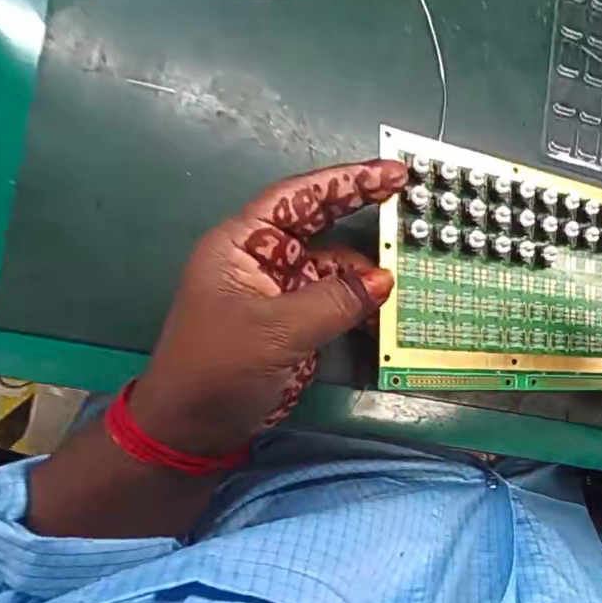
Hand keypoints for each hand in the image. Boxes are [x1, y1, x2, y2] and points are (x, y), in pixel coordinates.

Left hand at [129, 160, 407, 456]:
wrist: (193, 429)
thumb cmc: (218, 370)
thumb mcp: (277, 332)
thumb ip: (334, 302)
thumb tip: (384, 280)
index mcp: (243, 245)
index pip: (298, 199)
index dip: (345, 181)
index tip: (392, 173)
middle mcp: (263, 261)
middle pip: (320, 227)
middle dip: (362, 215)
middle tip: (408, 203)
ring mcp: (281, 294)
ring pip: (333, 271)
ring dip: (366, 276)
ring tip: (405, 279)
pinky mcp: (294, 325)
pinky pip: (334, 305)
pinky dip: (359, 308)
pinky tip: (384, 316)